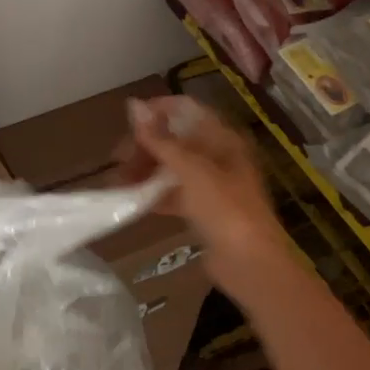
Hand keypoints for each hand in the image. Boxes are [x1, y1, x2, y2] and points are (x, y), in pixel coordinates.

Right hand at [115, 96, 295, 304]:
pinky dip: (153, 195)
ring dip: (145, 171)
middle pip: (175, 140)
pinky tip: (131, 201)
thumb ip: (159, 139)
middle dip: (145, 146)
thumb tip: (133, 104)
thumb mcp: (190, 169)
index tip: (127, 121)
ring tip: (118, 182)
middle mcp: (218, 157)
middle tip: (118, 159)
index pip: (185, 110)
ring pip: (172, 168)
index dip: (157, 110)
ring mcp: (211, 186)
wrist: (251, 265)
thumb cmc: (225, 207)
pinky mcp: (204, 212)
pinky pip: (174, 194)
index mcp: (222, 138)